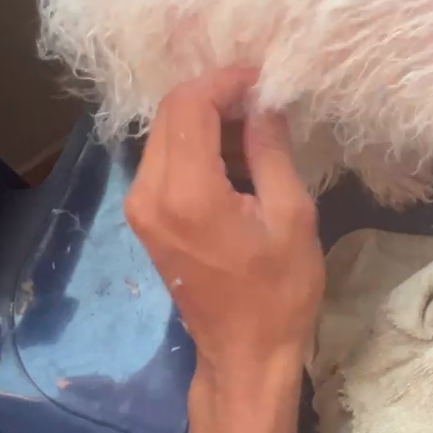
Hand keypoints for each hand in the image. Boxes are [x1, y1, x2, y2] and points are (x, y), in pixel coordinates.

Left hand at [125, 69, 324, 379]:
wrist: (245, 353)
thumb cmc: (279, 291)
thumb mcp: (292, 215)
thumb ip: (271, 149)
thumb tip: (265, 101)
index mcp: (188, 193)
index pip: (190, 106)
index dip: (226, 81)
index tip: (265, 80)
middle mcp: (150, 194)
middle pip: (171, 113)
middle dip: (218, 97)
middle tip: (265, 102)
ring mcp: (141, 208)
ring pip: (166, 133)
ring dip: (209, 121)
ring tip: (258, 131)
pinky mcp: (146, 218)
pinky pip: (166, 160)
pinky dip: (199, 145)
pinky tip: (237, 158)